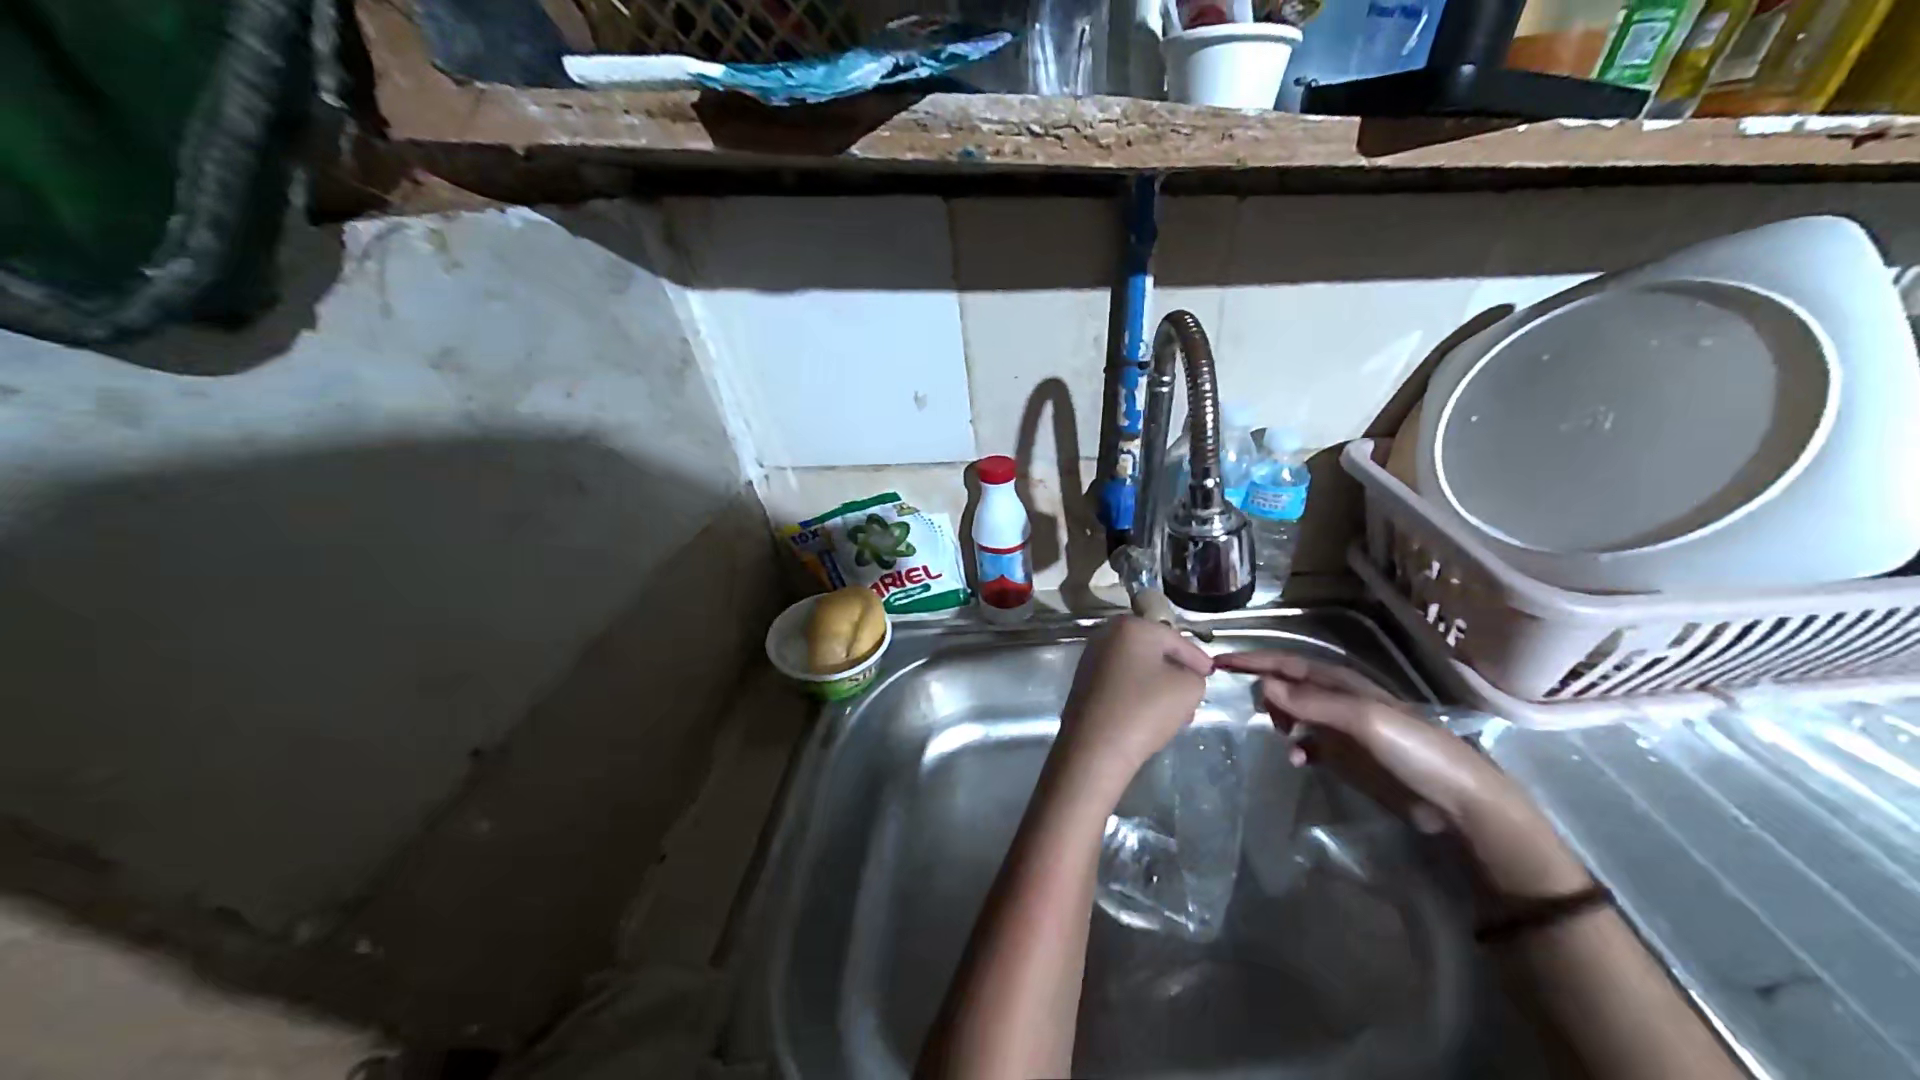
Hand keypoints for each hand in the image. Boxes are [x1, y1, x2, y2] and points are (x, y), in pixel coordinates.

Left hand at [1055, 617, 1212, 792]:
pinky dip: (1139, 694)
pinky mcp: (1084, 684)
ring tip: (1178, 712)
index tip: (1212, 673)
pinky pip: (1121, 683)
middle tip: (1194, 694)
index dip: (1197, 658)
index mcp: (1130, 627)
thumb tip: (1185, 676)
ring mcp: (1091, 660)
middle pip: (1154, 652)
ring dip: (1159, 686)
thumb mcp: (1188, 688)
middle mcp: (1106, 636)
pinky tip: (1153, 717)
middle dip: (1177, 672)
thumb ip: (1195, 674)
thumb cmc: (1145, 709)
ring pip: (1138, 669)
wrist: (1095, 748)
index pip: (1175, 639)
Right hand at [1216, 651, 1591, 898]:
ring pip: (1294, 714)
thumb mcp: (1363, 720)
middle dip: (1267, 692)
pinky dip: (1296, 748)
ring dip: (1280, 721)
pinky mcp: (1346, 758)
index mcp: (1343, 683)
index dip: (1254, 660)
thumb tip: (1264, 683)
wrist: (1459, 801)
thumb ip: (1313, 702)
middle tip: (1257, 711)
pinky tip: (1298, 760)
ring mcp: (1342, 730)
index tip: (1219, 662)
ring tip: (1282, 738)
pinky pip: (1307, 745)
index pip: (1288, 663)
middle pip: (1288, 685)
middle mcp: (1338, 700)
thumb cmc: (1414, 750)